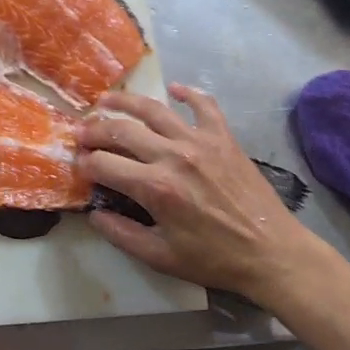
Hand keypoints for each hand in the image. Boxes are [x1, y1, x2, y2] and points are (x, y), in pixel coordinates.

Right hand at [78, 84, 326, 304]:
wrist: (272, 253)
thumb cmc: (215, 259)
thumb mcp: (162, 258)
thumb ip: (122, 235)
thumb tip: (94, 214)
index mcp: (156, 188)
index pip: (105, 165)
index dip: (85, 163)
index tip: (78, 164)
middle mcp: (173, 156)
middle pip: (121, 130)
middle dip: (94, 130)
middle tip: (81, 132)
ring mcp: (199, 141)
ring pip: (153, 109)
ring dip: (124, 101)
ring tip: (106, 100)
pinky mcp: (223, 137)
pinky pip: (203, 104)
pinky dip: (187, 93)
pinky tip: (173, 89)